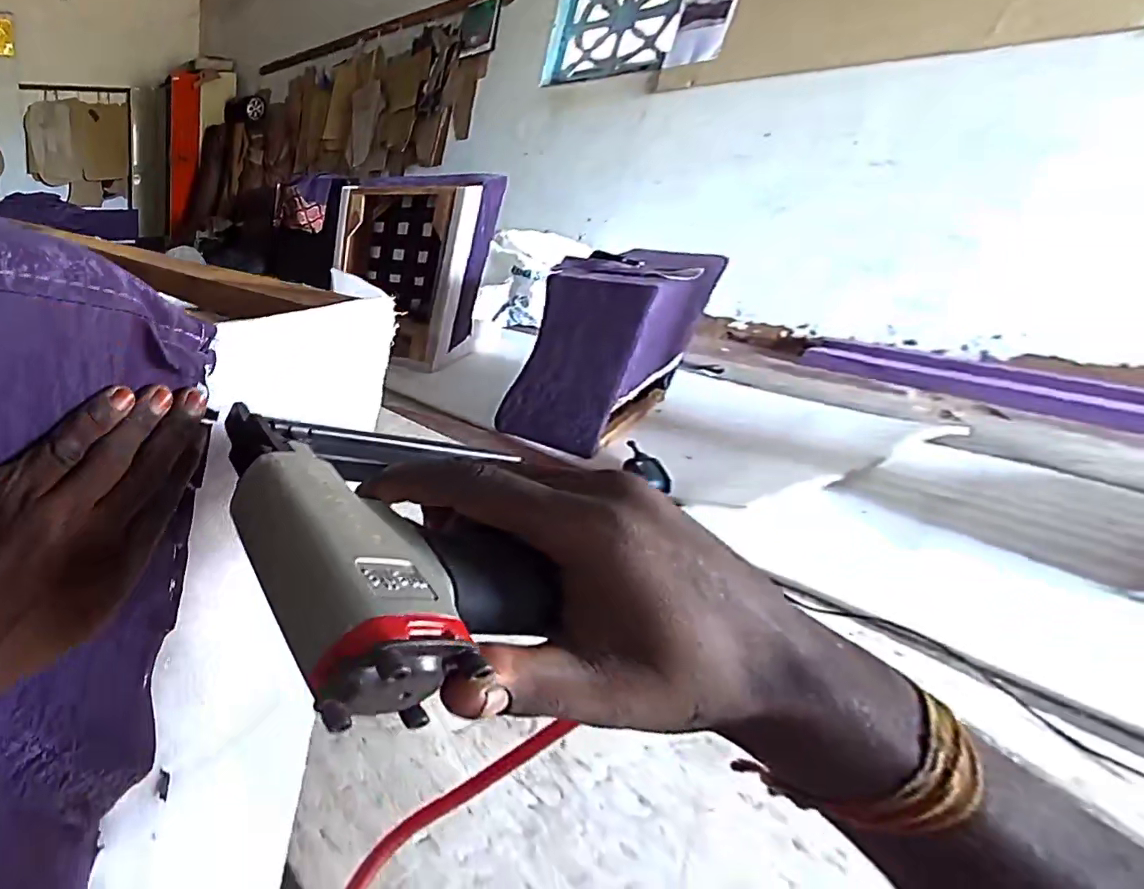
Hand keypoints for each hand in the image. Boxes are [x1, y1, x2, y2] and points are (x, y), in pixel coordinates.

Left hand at [0, 384, 207, 685]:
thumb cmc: (21, 633)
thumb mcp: (90, 610)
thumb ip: (123, 558)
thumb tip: (150, 509)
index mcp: (117, 568)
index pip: (163, 501)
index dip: (185, 463)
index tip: (200, 434)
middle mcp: (93, 534)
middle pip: (145, 471)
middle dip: (174, 432)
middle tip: (196, 398)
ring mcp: (52, 507)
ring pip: (109, 454)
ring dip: (142, 420)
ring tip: (165, 394)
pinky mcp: (12, 488)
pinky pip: (62, 445)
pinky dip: (93, 420)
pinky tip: (117, 399)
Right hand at [361, 440, 859, 733]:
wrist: (786, 665)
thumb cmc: (691, 676)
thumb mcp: (604, 690)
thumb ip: (522, 683)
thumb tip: (452, 690)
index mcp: (586, 526)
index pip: (478, 484)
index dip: (416, 482)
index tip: (374, 489)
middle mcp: (599, 487)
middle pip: (491, 471)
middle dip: (441, 493)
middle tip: (413, 533)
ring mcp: (617, 483)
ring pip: (518, 470)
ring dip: (476, 495)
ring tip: (460, 543)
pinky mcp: (628, 489)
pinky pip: (545, 477)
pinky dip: (509, 496)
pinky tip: (512, 537)